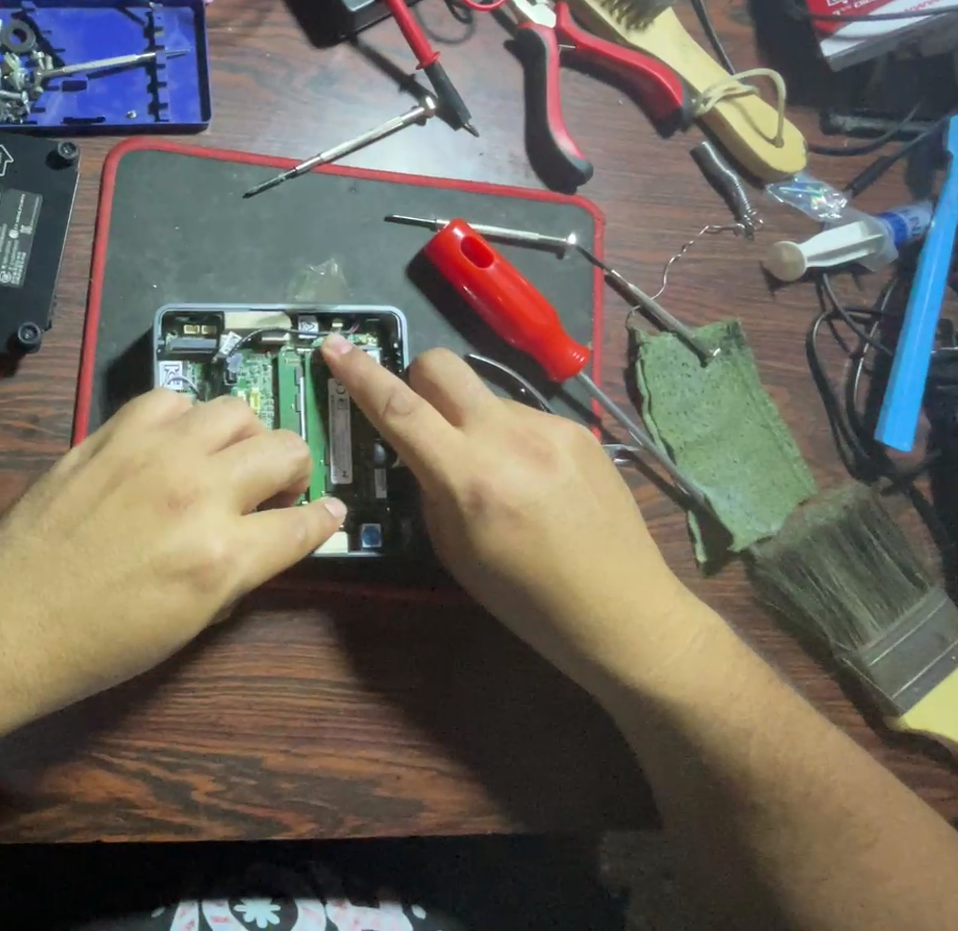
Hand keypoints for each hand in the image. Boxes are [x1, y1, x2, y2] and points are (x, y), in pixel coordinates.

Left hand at [0, 389, 346, 740]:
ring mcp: (153, 453)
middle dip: (293, 470)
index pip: (305, 523)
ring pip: (235, 409)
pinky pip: (170, 399)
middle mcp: (198, 491)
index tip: (327, 513)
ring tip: (223, 460)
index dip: (323, 520)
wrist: (8, 618)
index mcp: (223, 555)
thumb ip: (242, 570)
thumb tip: (275, 535)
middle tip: (272, 490)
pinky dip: (183, 419)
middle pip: (285, 448)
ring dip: (243, 437)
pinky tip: (170, 444)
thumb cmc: (100, 643)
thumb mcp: (191, 623)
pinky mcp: (113, 432)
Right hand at [318, 336, 716, 695]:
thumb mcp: (452, 549)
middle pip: (442, 366)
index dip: (360, 374)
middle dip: (416, 378)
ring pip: (483, 396)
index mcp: (469, 478)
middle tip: (420, 418)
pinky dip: (507, 437)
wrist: (623, 612)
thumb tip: (422, 450)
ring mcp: (550, 429)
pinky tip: (531, 480)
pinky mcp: (580, 431)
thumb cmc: (523, 597)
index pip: (400, 409)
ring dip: (469, 421)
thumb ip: (429, 486)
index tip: (334, 345)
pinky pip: (521, 416)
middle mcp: (509, 439)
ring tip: (494, 475)